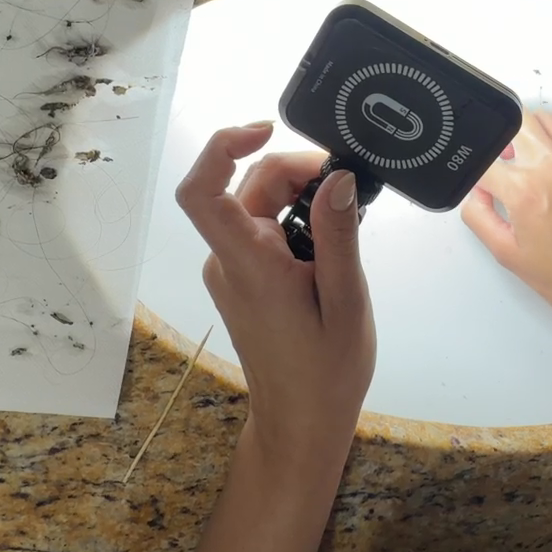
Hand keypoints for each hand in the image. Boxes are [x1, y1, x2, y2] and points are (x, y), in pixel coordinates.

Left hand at [176, 123, 375, 464]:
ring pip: (257, 203)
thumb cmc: (326, 371)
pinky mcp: (243, 277)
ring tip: (347, 216)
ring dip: (300, 193)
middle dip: (297, 170)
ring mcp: (232, 269)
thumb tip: (339, 175)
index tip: (264, 129)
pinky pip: (263, 226)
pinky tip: (330, 236)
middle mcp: (229, 260)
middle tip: (349, 186)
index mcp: (249, 265)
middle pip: (247, 187)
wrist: (301, 422)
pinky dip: (296, 216)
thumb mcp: (346, 301)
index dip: (221, 147)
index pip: (202, 193)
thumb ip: (338, 236)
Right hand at [461, 111, 551, 344]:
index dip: (479, 174)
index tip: (484, 184)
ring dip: (531, 137)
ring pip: (547, 121)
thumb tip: (476, 191)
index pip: (486, 160)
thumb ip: (479, 214)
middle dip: (503, 141)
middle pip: (516, 122)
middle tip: (505, 162)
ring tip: (531, 166)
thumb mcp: (506, 253)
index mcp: (526, 190)